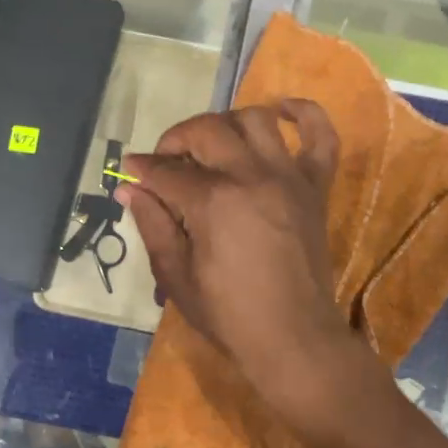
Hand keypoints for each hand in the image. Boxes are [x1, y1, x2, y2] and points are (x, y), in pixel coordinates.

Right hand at [121, 102, 372, 417]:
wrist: (291, 336)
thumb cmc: (226, 313)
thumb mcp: (175, 275)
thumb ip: (153, 224)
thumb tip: (130, 189)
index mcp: (213, 202)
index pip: (166, 170)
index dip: (141, 170)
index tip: (128, 172)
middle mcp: (252, 176)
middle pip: (207, 130)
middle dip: (176, 139)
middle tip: (165, 162)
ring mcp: (289, 178)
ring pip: (256, 121)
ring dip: (226, 124)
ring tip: (211, 146)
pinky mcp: (315, 188)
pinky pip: (320, 136)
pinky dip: (302, 114)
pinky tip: (279, 111)